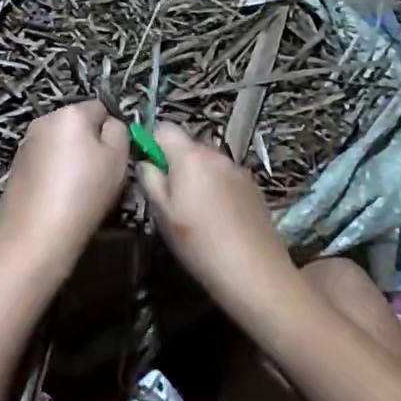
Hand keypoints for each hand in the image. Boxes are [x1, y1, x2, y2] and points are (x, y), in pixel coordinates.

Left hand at [0, 101, 128, 278]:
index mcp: (69, 113)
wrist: (35, 235)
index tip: (115, 160)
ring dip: (70, 161)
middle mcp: (43, 121)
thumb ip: (119, 132)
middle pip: (78, 127)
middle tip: (99, 177)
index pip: (101, 109)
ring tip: (77, 193)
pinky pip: (44, 164)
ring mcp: (25, 145)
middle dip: (90, 145)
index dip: (112, 133)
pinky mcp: (15, 168)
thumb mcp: (118, 159)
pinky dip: (53, 175)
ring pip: (60, 146)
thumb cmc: (84, 192)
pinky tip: (57, 200)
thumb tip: (109, 126)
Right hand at [136, 123, 296, 307]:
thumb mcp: (163, 214)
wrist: (254, 272)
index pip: (165, 128)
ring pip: (208, 162)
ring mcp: (239, 170)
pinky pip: (225, 177)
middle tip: (171, 198)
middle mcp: (217, 155)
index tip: (151, 169)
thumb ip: (150, 180)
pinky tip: (219, 218)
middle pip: (188, 145)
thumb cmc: (199, 243)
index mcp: (191, 157)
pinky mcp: (254, 187)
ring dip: (198, 176)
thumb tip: (146, 163)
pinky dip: (217, 188)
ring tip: (196, 212)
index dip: (152, 143)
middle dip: (176, 163)